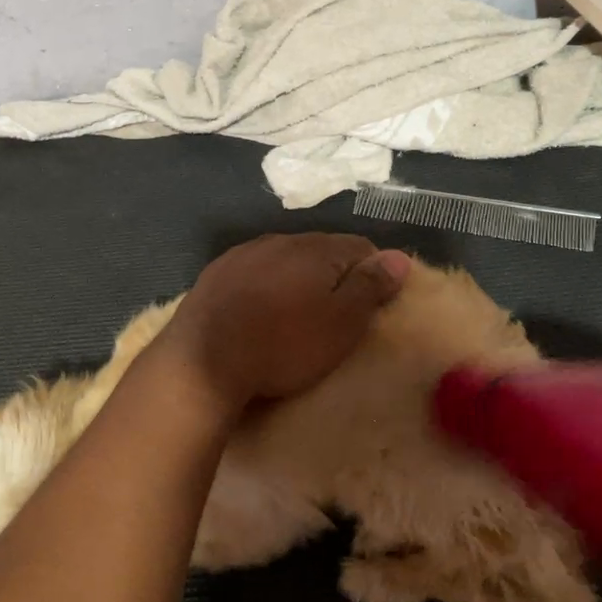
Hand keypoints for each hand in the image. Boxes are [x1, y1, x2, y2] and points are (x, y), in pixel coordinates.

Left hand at [160, 233, 411, 411]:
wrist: (203, 361)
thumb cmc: (283, 345)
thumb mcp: (340, 324)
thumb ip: (370, 287)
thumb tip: (398, 257)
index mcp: (315, 248)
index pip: (360, 246)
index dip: (373, 272)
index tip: (372, 305)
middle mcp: (278, 240)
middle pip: (320, 250)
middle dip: (333, 274)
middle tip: (337, 313)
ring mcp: (241, 254)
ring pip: (283, 259)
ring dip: (296, 278)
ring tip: (297, 314)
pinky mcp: (214, 274)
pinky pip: (253, 272)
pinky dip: (264, 286)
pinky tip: (259, 311)